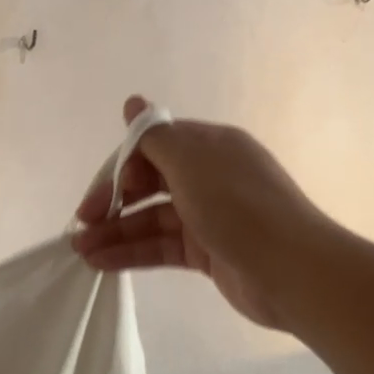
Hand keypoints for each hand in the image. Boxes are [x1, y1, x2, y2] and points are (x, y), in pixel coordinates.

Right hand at [72, 97, 336, 331]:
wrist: (292, 271)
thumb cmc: (238, 205)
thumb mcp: (190, 161)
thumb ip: (153, 135)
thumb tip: (132, 102)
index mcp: (209, 147)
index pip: (153, 147)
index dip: (121, 167)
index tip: (99, 193)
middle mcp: (208, 176)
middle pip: (148, 183)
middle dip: (112, 202)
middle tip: (82, 224)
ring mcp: (208, 215)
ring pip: (150, 218)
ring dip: (115, 232)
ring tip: (81, 251)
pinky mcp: (206, 251)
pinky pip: (160, 246)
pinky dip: (131, 252)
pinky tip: (102, 263)